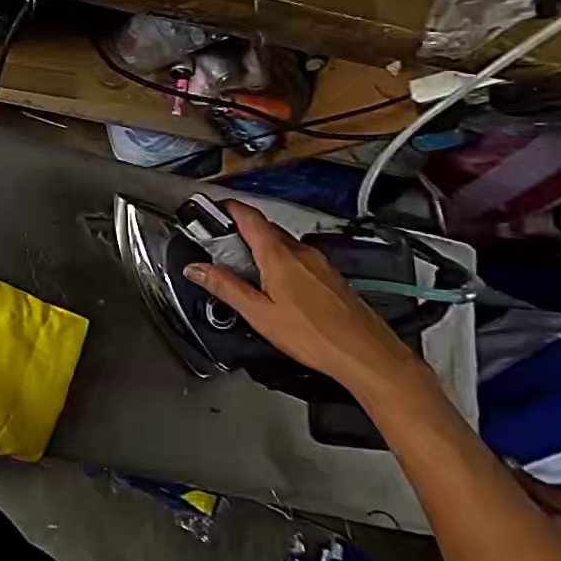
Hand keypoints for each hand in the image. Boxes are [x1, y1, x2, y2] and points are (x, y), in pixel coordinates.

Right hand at [181, 200, 417, 394]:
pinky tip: (278, 286)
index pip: (250, 217)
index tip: (214, 209)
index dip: (229, 208)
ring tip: (246, 268)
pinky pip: (300, 257)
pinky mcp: (329, 275)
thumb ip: (226, 287)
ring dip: (262, 247)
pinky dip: (282, 261)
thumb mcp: (259, 314)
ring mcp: (318, 262)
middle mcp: (301, 252)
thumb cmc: (316, 336)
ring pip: (284, 243)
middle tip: (221, 243)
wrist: (362, 352)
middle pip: (266, 228)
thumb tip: (198, 269)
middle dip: (242, 230)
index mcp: (279, 256)